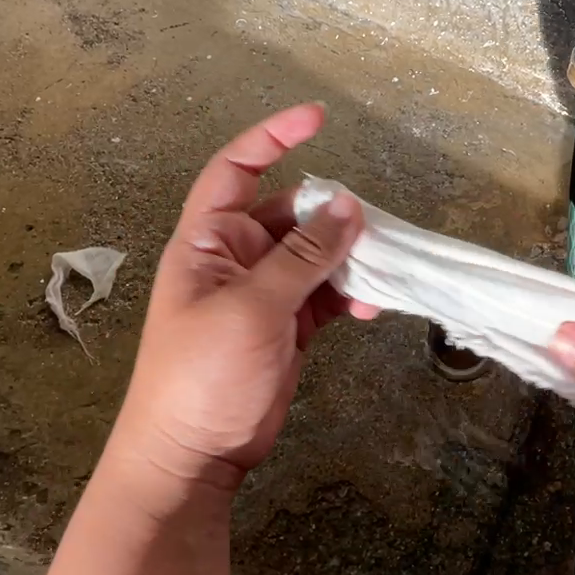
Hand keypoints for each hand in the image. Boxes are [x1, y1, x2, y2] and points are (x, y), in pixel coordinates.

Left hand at [105, 103, 364, 495]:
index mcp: (209, 240)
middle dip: (333, 216)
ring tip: (381, 270)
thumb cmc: (203, 374)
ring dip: (350, 258)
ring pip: (318, 253)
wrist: (194, 456)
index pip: (237, 170)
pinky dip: (352, 293)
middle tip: (372, 228)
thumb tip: (349, 206)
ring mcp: (267, 290)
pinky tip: (372, 306)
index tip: (318, 118)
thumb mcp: (254, 308)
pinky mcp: (290, 322)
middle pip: (294, 213)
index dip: (273, 137)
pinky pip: (328, 291)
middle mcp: (238, 256)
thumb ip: (304, 256)